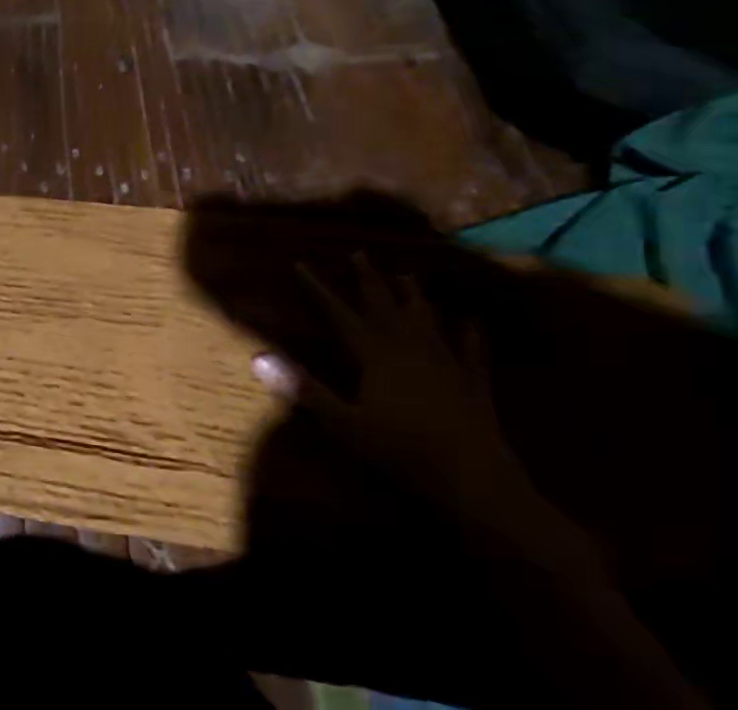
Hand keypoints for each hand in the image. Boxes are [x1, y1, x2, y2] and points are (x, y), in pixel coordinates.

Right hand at [254, 255, 541, 529]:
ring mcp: (447, 366)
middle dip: (369, 280)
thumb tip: (259, 358)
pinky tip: (471, 323)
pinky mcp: (474, 386)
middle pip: (385, 308)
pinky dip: (469, 336)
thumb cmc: (404, 453)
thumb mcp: (345, 424)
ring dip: (414, 297)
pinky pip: (471, 353)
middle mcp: (410, 351)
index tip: (300, 265)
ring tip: (407, 274)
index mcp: (376, 357)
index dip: (318, 290)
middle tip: (360, 254)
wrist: (478, 483)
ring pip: (426, 322)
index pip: (340, 314)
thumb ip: (305, 389)